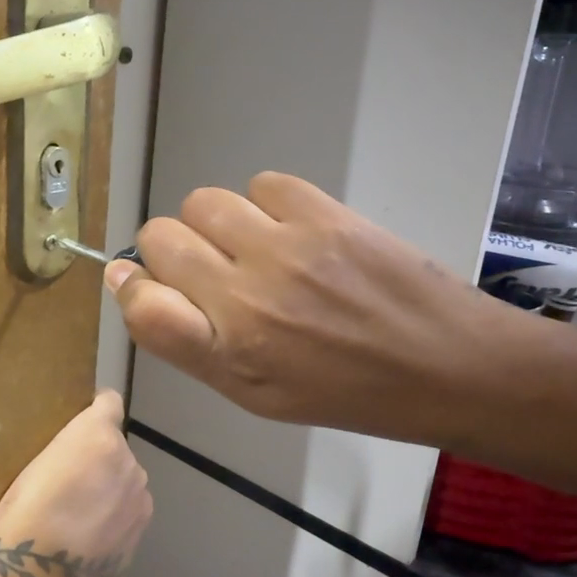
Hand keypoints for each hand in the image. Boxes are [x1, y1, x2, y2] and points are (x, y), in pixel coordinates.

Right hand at [0, 389, 151, 576]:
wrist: (42, 570)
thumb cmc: (26, 507)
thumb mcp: (36, 464)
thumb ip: (66, 454)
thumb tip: (74, 463)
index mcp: (99, 436)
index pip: (110, 402)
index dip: (98, 407)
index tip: (84, 418)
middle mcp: (129, 463)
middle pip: (117, 451)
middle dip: (100, 461)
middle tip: (70, 481)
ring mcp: (140, 504)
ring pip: (125, 487)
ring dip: (110, 494)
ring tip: (77, 518)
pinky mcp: (140, 539)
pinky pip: (125, 521)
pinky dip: (111, 526)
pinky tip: (84, 545)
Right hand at [104, 173, 529, 441]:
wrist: (449, 366)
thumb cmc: (341, 390)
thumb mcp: (251, 392)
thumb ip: (182, 340)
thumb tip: (128, 277)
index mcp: (228, 352)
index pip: (139, 303)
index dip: (134, 288)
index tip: (153, 288)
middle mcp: (246, 298)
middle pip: (158, 239)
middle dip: (171, 251)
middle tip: (213, 271)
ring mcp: (286, 249)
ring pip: (202, 203)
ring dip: (214, 223)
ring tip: (253, 245)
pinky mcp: (326, 215)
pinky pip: (262, 183)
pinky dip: (265, 203)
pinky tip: (291, 230)